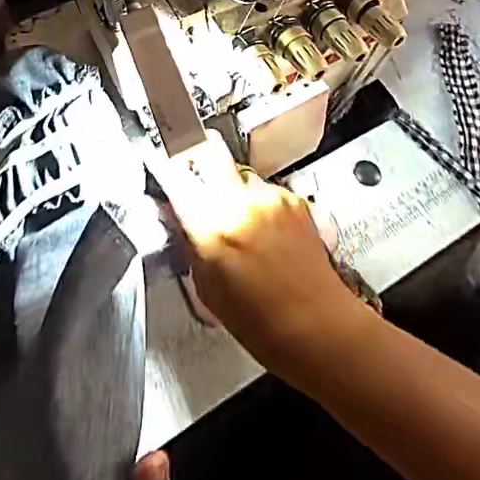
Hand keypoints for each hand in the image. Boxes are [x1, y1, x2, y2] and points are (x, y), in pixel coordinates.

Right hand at [149, 133, 365, 369]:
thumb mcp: (208, 290)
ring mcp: (272, 197)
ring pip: (238, 173)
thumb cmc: (266, 324)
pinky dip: (257, 203)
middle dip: (198, 161)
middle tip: (195, 183)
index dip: (165, 168)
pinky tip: (261, 233)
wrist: (317, 326)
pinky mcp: (294, 199)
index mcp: (214, 230)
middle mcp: (243, 204)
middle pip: (210, 154)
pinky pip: (264, 189)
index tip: (162, 167)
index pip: (177, 177)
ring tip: (235, 224)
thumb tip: (174, 217)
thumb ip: (189, 244)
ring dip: (231, 189)